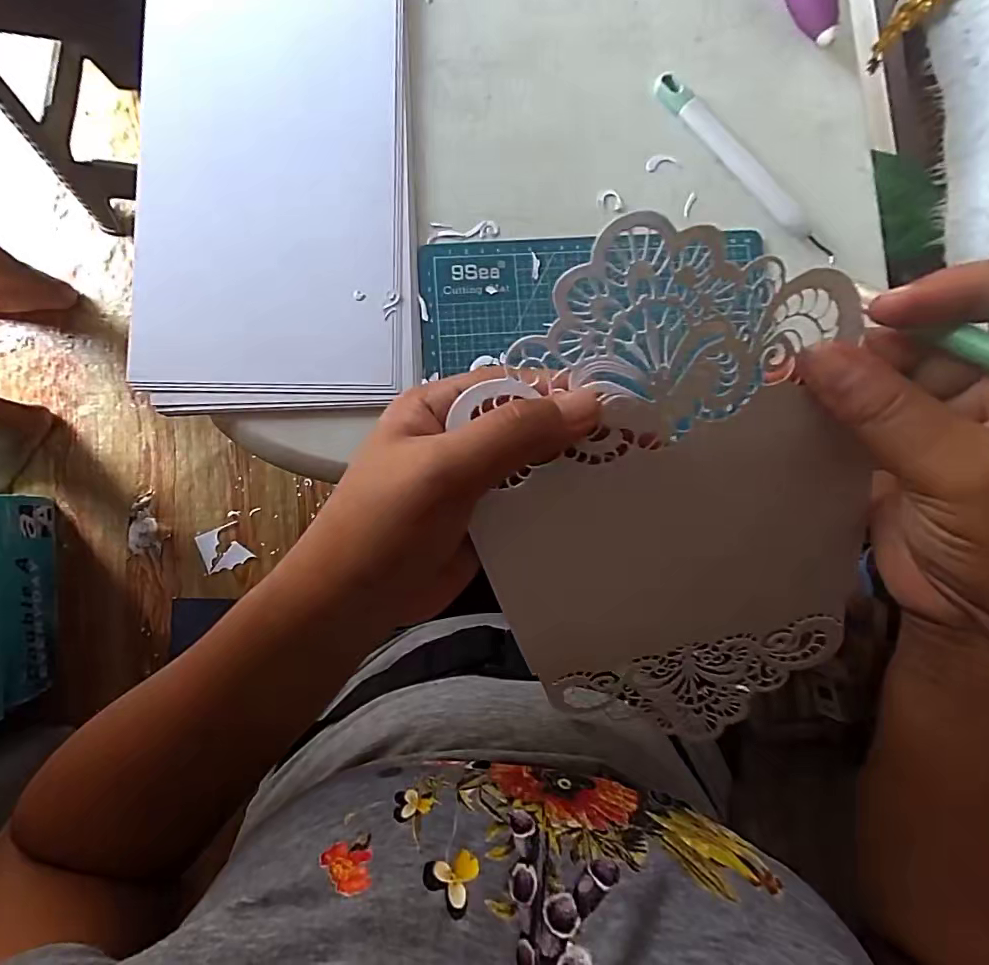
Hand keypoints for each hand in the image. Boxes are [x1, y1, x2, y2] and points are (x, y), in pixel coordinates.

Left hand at [274, 369, 599, 628]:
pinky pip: (528, 504)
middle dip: (574, 434)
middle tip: (637, 449)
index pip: (509, 386)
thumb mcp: (445, 468)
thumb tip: (588, 401)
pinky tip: (598, 512)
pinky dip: (559, 506)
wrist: (351, 602)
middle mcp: (457, 438)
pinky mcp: (483, 522)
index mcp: (438, 408)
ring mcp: (471, 482)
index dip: (561, 394)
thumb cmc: (387, 524)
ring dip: (572, 470)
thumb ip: (512, 433)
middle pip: (526, 424)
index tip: (617, 412)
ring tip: (630, 478)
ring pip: (532, 465)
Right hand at [798, 259, 988, 667]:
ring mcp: (962, 425)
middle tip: (825, 348)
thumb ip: (887, 409)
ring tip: (802, 374)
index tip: (889, 310)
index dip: (967, 288)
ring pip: (903, 370)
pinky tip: (802, 400)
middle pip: (955, 331)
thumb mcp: (967, 475)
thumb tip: (812, 351)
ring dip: (854, 369)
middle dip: (891, 335)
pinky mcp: (913, 454)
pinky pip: (871, 411)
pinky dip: (837, 402)